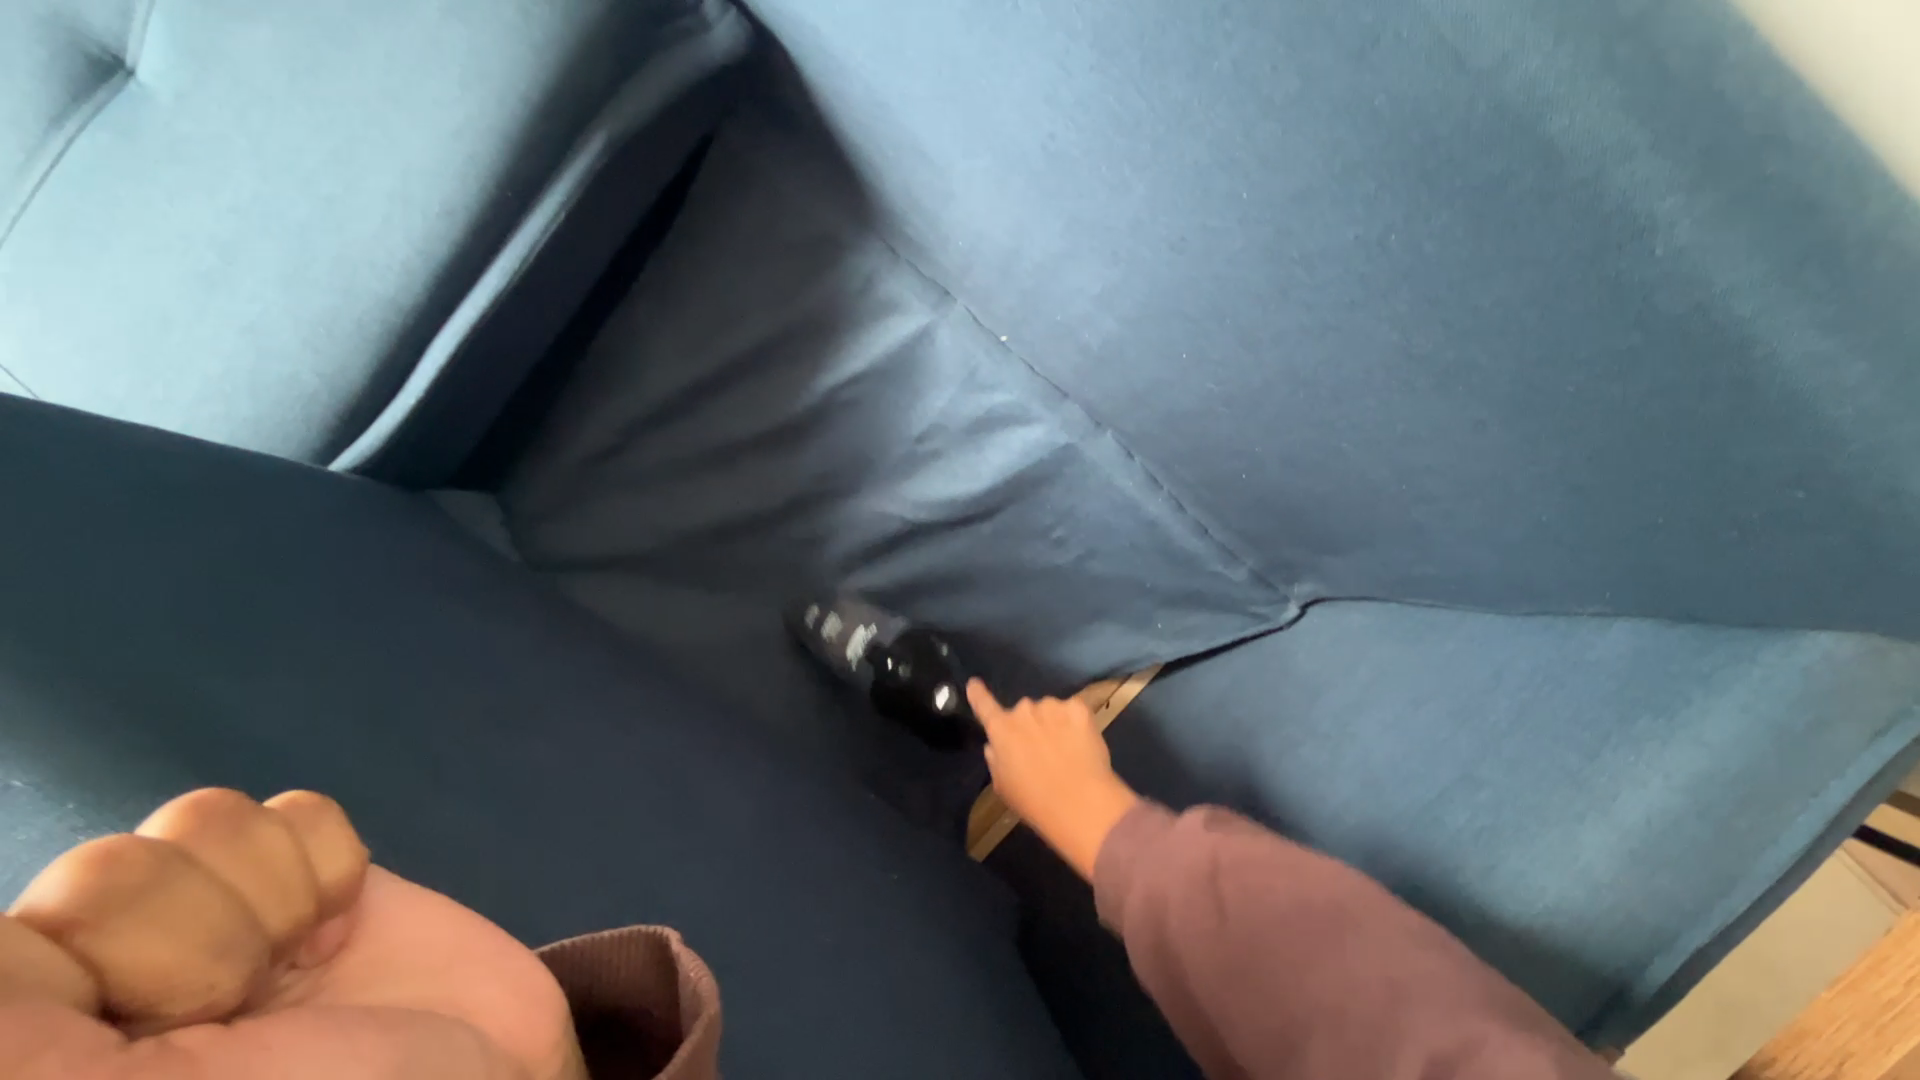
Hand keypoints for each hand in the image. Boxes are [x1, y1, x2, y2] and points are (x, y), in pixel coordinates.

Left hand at [0, 789, 582, 1079]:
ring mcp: (223, 913)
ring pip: (204, 820)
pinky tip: (341, 926)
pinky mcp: (311, 872)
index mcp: (44, 1043)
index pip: (2, 948)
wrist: (491, 1071)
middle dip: (201, 935)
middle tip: (249, 1005)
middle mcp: (113, 976)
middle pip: (106, 870)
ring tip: (303, 961)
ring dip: (276, 896)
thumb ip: (23, 1053)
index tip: (155, 1034)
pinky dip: (333, 864)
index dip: (91, 972)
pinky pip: (296, 809)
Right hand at [968, 681, 1141, 880]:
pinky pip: (1073, 711)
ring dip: (1053, 723)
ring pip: (1049, 710)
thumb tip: (996, 746)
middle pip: (1024, 712)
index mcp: (1001, 729)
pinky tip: (1081, 743)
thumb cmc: (1034, 801)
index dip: (978, 694)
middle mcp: (1023, 711)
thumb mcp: (1003, 786)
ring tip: (1064, 751)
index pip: (984, 705)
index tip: (974, 683)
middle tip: (1040, 751)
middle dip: (1029, 726)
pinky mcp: (1079, 709)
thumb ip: (996, 760)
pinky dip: (1075, 723)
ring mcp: (1052, 706)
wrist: (1080, 802)